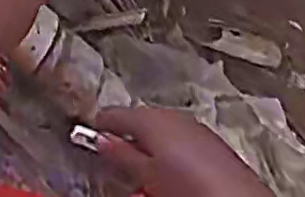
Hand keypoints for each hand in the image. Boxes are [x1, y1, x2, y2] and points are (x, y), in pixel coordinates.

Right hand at [89, 107, 272, 196]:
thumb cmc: (189, 191)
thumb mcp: (149, 178)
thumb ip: (121, 156)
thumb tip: (98, 139)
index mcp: (150, 117)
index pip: (113, 115)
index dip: (100, 128)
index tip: (89, 143)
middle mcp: (171, 115)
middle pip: (138, 124)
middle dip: (127, 145)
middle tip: (121, 171)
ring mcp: (195, 129)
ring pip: (160, 136)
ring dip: (150, 154)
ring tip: (148, 182)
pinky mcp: (215, 147)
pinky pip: (181, 146)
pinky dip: (172, 159)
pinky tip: (175, 181)